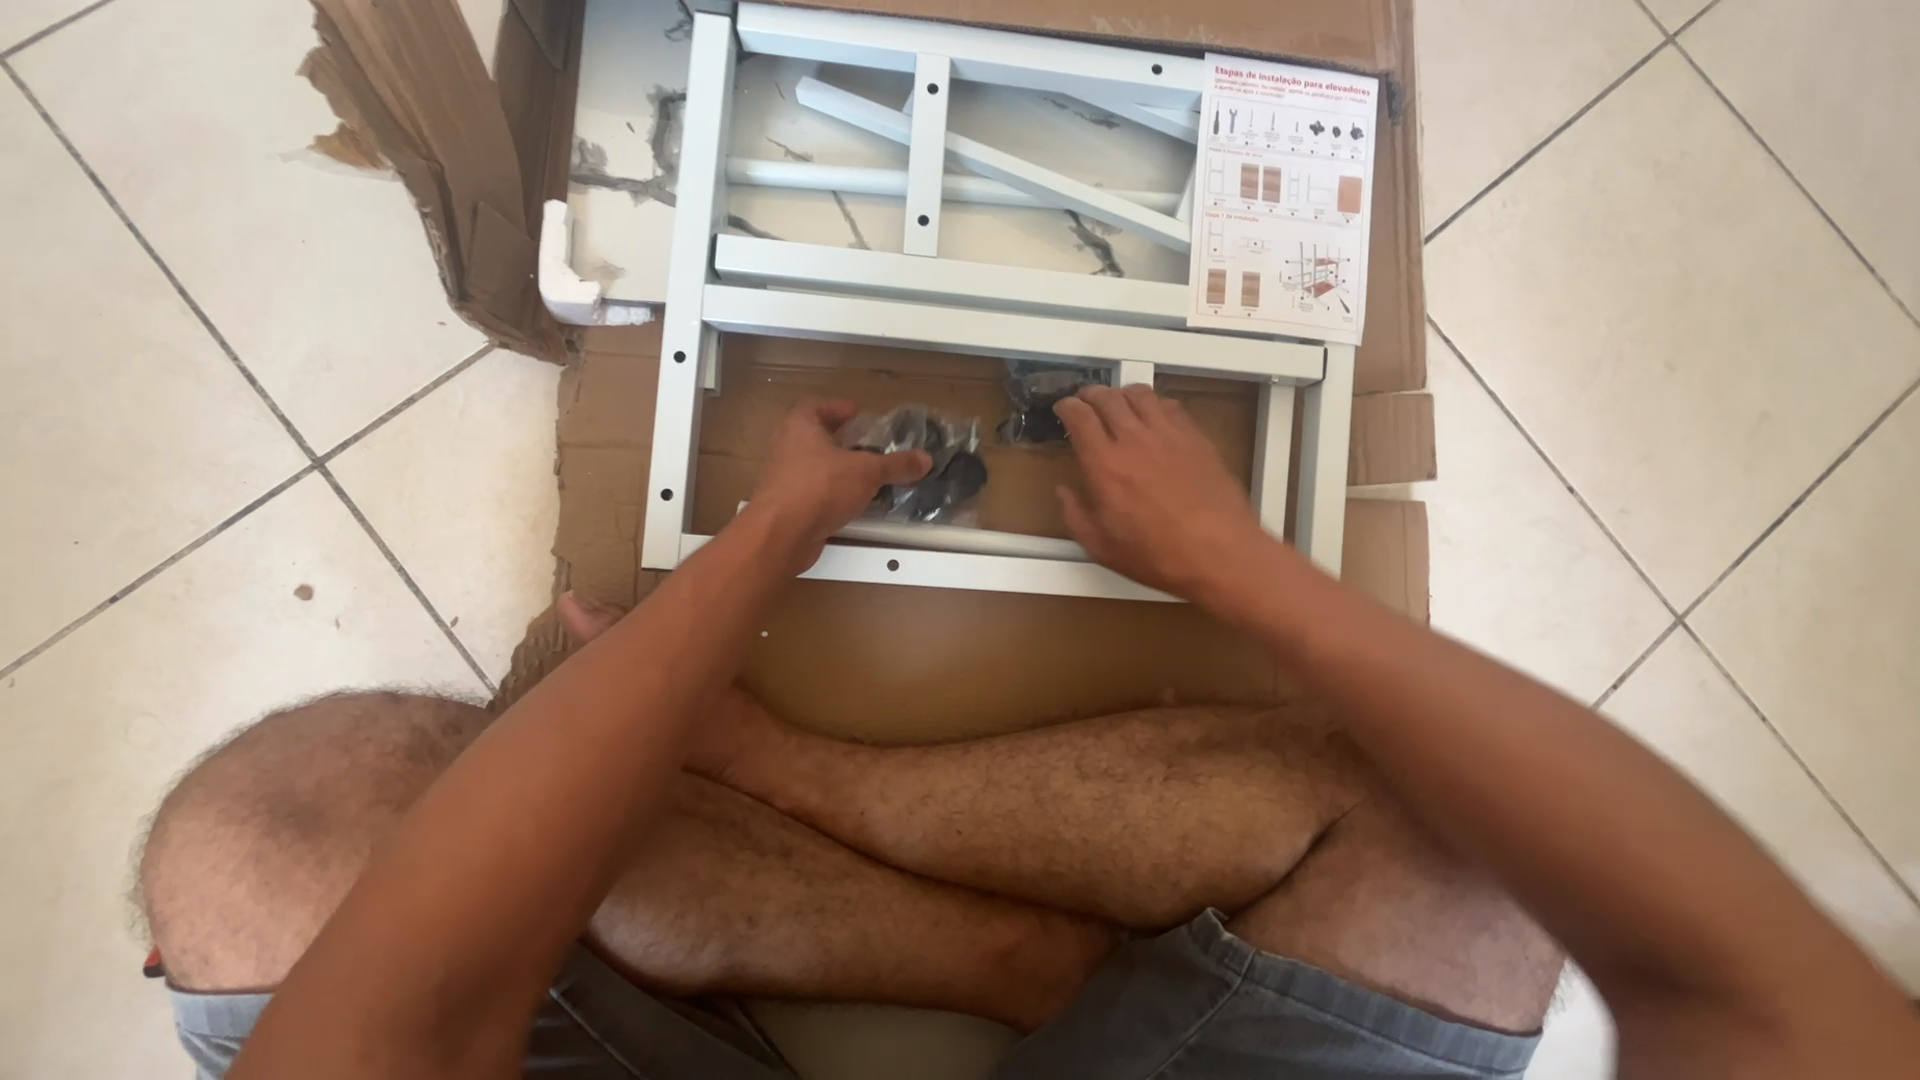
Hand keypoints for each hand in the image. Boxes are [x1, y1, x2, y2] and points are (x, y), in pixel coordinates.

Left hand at [748, 399, 930, 572]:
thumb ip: (896, 464)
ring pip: (815, 467)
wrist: (782, 534)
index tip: (857, 414)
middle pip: (815, 437)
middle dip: (841, 441)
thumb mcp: (867, 472)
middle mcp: (786, 447)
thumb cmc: (820, 487)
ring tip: (867, 476)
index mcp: (800, 426)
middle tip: (866, 445)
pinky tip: (854, 504)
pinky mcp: (786, 506)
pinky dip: (833, 495)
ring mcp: (783, 478)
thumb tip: (925, 459)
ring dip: (838, 470)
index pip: (816, 406)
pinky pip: (814, 493)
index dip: (837, 408)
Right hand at [1054, 385, 1277, 598]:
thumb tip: (1064, 492)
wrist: (1218, 552)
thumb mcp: (1101, 547)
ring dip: (1122, 394)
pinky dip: (1154, 404)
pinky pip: (1171, 406)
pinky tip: (1153, 416)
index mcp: (1104, 465)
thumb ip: (1075, 515)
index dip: (1066, 407)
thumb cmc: (1157, 555)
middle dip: (1090, 395)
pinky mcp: (1195, 438)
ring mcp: (1168, 435)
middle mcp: (1134, 440)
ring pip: (1140, 394)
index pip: (1079, 417)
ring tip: (1117, 402)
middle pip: (1108, 398)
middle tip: (1085, 402)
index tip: (1062, 410)